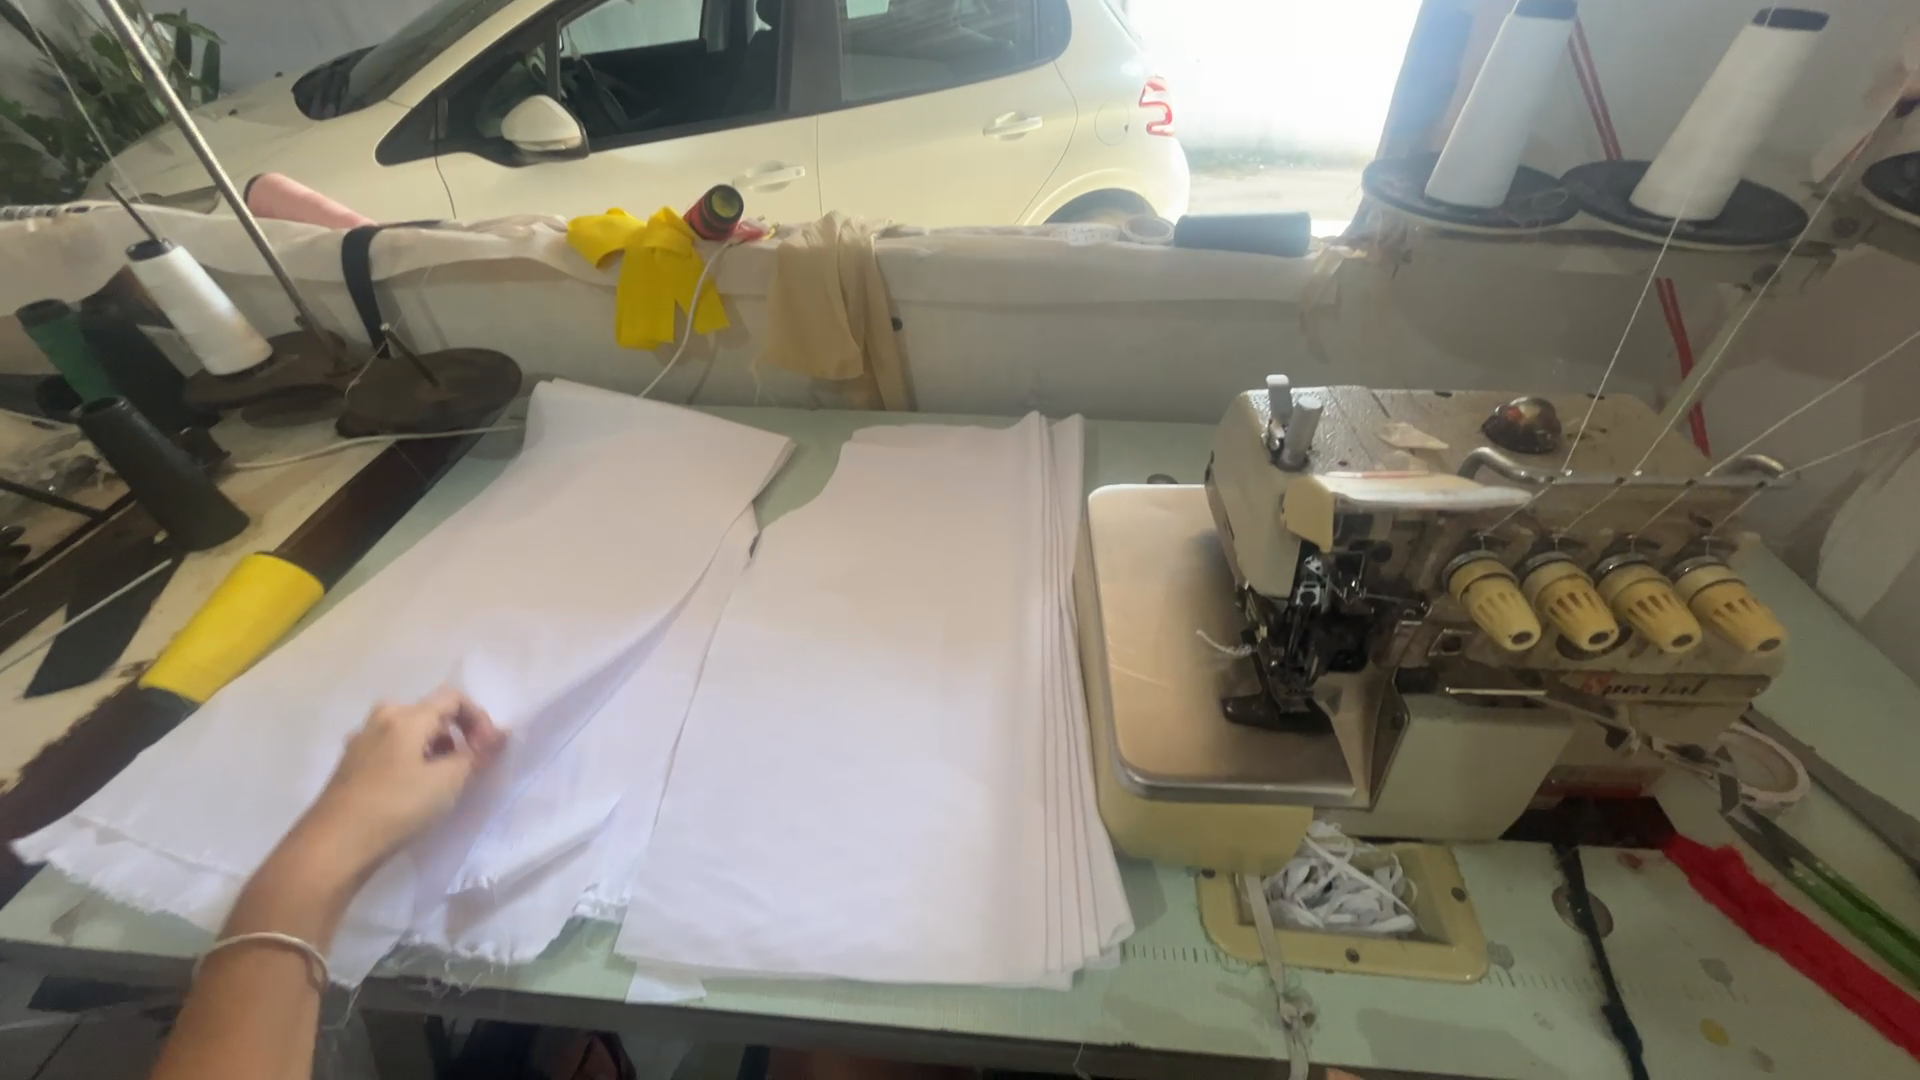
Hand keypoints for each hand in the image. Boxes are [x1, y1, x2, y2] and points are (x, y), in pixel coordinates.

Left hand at [296, 689, 506, 881]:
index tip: (487, 747)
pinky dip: (409, 758)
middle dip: (454, 732)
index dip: (478, 717)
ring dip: (431, 746)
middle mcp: (379, 722)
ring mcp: (359, 745)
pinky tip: (412, 788)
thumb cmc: (396, 807)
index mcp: (405, 718)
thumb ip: (478, 753)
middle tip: (465, 760)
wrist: (330, 850)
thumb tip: (500, 734)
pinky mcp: (348, 768)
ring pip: (407, 731)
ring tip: (441, 777)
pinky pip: (389, 749)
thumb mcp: (449, 780)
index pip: (453, 698)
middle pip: (428, 712)